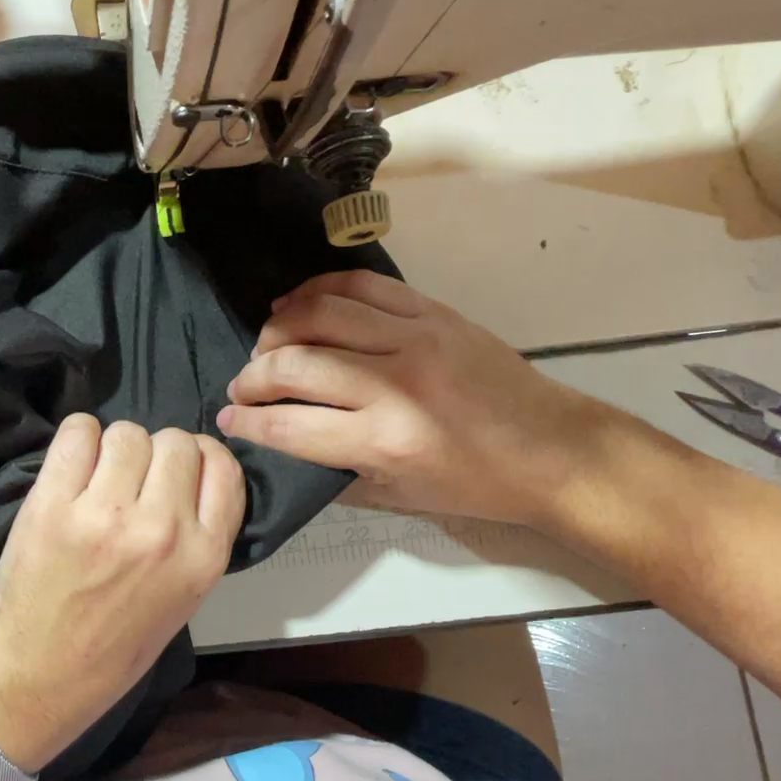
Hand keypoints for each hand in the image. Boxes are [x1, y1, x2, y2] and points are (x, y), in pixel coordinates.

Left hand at [0, 415, 244, 769]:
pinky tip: (74, 464)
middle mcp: (162, 529)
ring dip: (115, 447)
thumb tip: (194, 466)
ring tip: (100, 479)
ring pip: (127, 433)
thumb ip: (200, 530)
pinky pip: (79, 431)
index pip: (222, 465)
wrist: (46, 668)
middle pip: (174, 441)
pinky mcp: (54, 504)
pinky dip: (79, 437)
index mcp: (204, 554)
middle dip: (156, 453)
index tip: (178, 470)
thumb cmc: (119, 637)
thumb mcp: (188, 593)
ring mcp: (106, 514)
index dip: (200, 458)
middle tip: (133, 480)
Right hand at [216, 270, 617, 526]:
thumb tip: (280, 438)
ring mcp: (416, 338)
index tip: (226, 420)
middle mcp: (395, 385)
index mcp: (384, 442)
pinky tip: (298, 304)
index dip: (245, 422)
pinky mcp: (434, 312)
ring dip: (278, 329)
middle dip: (252, 377)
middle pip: (295, 365)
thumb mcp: (397, 495)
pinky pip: (362, 285)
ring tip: (265, 345)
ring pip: (321, 314)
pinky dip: (319, 290)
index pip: (289, 425)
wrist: (554, 449)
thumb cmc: (474, 484)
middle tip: (241, 387)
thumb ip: (333, 467)